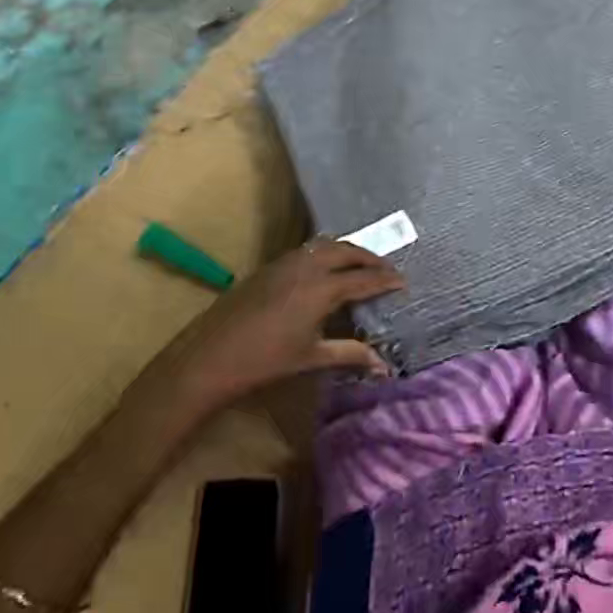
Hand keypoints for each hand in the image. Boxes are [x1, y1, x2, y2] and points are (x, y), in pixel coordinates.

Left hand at [138, 239, 402, 417]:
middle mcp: (307, 268)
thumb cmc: (264, 361)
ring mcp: (285, 264)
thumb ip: (350, 355)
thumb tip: (384, 366)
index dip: (386, 279)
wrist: (207, 358)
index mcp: (322, 289)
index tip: (404, 281)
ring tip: (361, 265)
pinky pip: (307, 251)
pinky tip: (326, 269)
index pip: (364, 278)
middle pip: (347, 251)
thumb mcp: (312, 358)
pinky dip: (326, 253)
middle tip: (386, 270)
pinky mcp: (268, 268)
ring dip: (348, 251)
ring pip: (325, 246)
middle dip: (370, 258)